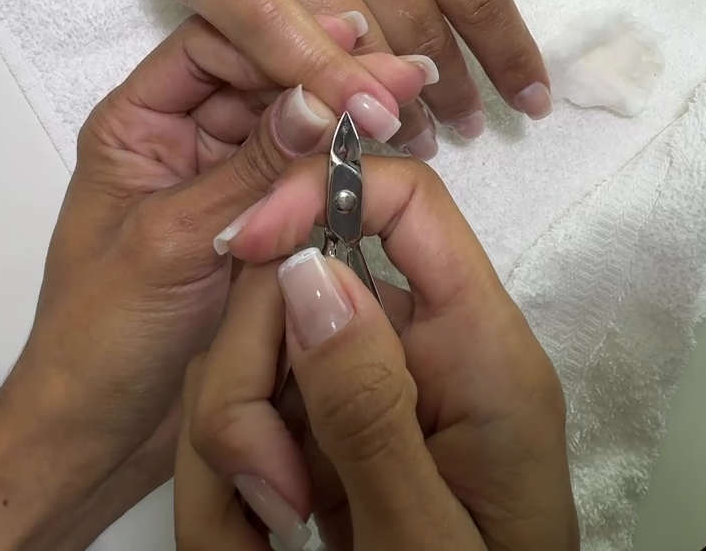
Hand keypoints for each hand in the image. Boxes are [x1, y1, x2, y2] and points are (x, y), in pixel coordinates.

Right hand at [0, 0, 552, 155]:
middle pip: (425, 24)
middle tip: (470, 129)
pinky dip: (322, 82)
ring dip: (399, 102)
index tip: (532, 97)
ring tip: (420, 139)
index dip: (510, 49)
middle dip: (455, 88)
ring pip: (361, 40)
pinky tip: (359, 122)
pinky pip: (273, 34)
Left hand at [0, 15, 431, 550]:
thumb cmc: (102, 340)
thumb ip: (250, 171)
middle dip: (328, 74)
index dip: (280, 42)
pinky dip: (344, 158)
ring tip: (412, 97)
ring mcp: (222, 174)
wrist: (98, 438)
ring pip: (289, 120)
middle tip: (402, 74)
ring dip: (345, 110)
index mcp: (139, 121)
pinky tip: (390, 144)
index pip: (214, 47)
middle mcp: (183, 133)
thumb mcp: (173, 244)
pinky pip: (302, 170)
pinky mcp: (255, 214)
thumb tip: (322, 99)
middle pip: (260, 77)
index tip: (351, 56)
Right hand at [175, 157, 576, 548]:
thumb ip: (371, 407)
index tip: (248, 245)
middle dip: (252, 375)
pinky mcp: (321, 426)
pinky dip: (226, 473)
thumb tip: (309, 269)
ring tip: (266, 536)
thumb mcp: (425, 542)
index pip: (411, 203)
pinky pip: (244, 404)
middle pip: (302, 278)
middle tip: (270, 492)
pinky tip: (257, 539)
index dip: (324, 191)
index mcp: (478, 349)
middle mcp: (418, 348)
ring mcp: (363, 386)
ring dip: (233, 439)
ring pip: (255, 345)